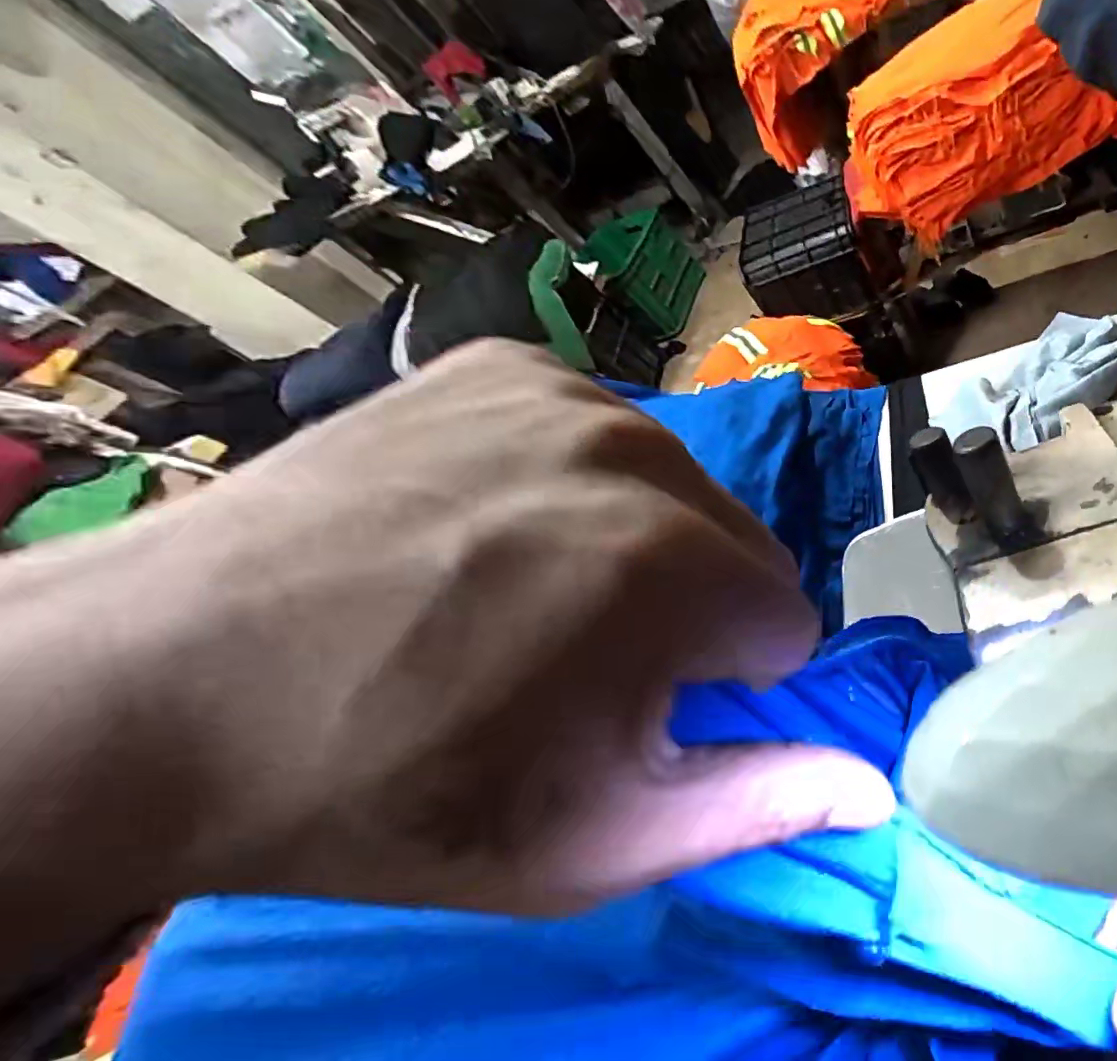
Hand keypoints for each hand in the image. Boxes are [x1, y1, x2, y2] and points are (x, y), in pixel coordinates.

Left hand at [0, 341, 896, 942]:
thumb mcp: (599, 839)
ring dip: (650, 545)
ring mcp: (571, 393)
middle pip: (748, 551)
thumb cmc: (401, 787)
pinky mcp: (512, 363)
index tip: (643, 702)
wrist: (153, 694)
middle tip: (586, 652)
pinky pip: (614, 435)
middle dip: (700, 609)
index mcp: (673, 566)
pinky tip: (504, 519)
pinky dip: (587, 483)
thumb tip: (877, 791)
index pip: (789, 624)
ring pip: (690, 492)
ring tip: (537, 587)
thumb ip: (760, 806)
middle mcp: (641, 455)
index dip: (726, 678)